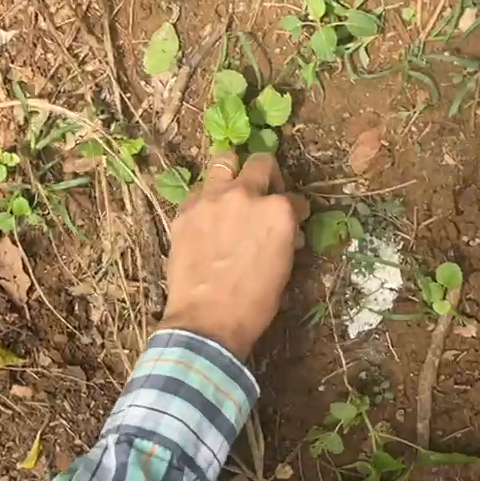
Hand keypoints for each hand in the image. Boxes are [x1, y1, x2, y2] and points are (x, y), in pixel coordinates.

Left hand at [160, 151, 308, 358]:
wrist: (208, 319)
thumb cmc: (254, 303)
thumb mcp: (283, 269)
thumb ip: (284, 238)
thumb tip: (286, 232)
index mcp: (278, 211)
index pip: (294, 198)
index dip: (294, 211)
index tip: (291, 222)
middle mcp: (246, 194)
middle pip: (261, 163)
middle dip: (267, 176)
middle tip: (264, 193)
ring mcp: (212, 199)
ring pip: (224, 161)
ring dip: (232, 173)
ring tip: (231, 191)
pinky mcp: (185, 210)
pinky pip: (198, 191)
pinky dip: (207, 199)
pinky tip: (208, 218)